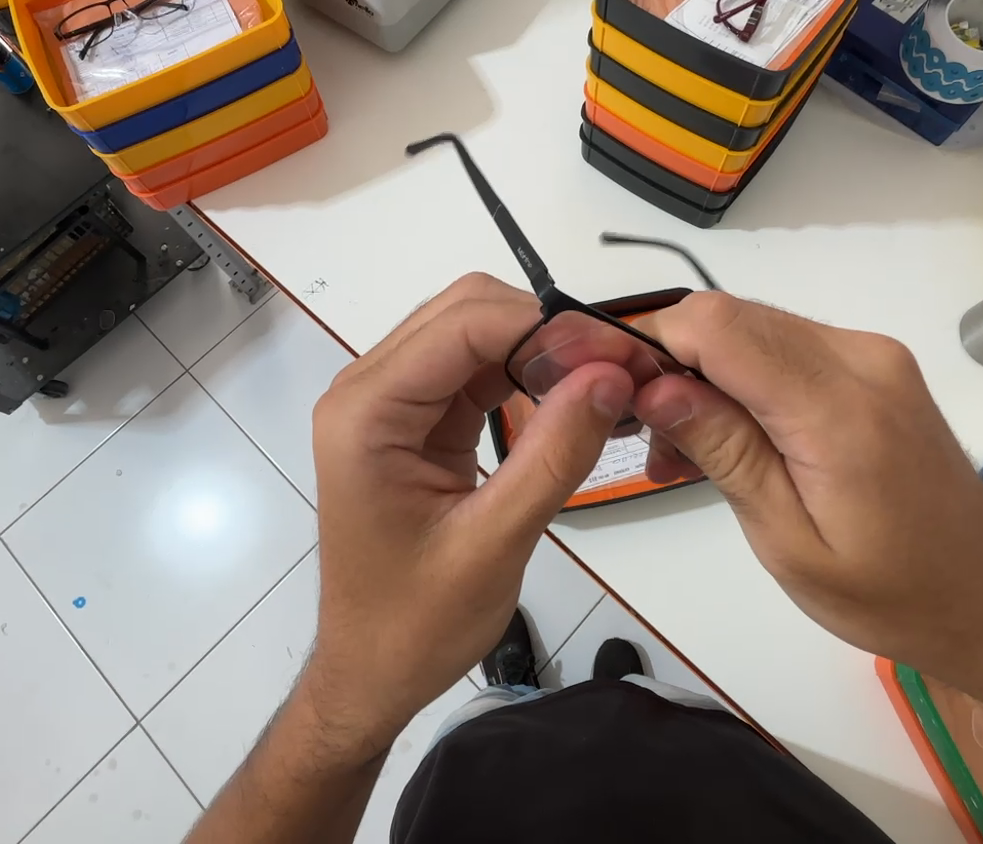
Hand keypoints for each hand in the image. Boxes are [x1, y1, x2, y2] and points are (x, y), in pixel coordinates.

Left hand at [301, 273, 634, 759]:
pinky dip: (522, 372)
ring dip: (537, 346)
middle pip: (464, 313)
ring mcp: (389, 400)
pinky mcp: (413, 418)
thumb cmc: (415, 624)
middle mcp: (368, 389)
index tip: (616, 353)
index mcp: (366, 412)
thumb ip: (553, 454)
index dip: (544, 326)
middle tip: (614, 369)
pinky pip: (472, 369)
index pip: (461, 325)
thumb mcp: (493, 544)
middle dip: (543, 328)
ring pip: (472, 332)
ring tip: (601, 380)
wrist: (370, 670)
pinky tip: (565, 396)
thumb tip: (612, 375)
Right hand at [630, 292, 982, 703]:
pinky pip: (781, 348)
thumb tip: (653, 388)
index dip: (654, 343)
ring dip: (700, 375)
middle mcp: (860, 356)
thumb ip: (723, 451)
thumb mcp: (787, 540)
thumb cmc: (888, 595)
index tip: (616, 390)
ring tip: (678, 450)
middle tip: (643, 433)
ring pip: (749, 327)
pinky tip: (722, 434)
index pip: (721, 327)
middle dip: (670, 362)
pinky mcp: (870, 365)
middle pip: (729, 317)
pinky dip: (737, 380)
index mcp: (840, 407)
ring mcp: (870, 354)